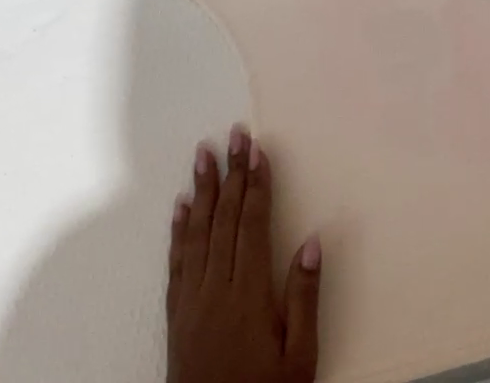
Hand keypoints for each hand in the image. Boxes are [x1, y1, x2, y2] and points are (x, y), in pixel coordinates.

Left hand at [168, 127, 321, 382]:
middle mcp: (216, 287)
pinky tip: (182, 205)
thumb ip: (304, 297)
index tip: (258, 149)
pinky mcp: (177, 312)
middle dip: (232, 172)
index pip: (253, 224)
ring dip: (203, 189)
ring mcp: (192, 298)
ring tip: (204, 154)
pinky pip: (177, 260)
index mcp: (249, 293)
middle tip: (234, 134)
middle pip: (225, 218)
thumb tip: (312, 240)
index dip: (256, 183)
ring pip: (197, 231)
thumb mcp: (299, 355)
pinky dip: (179, 228)